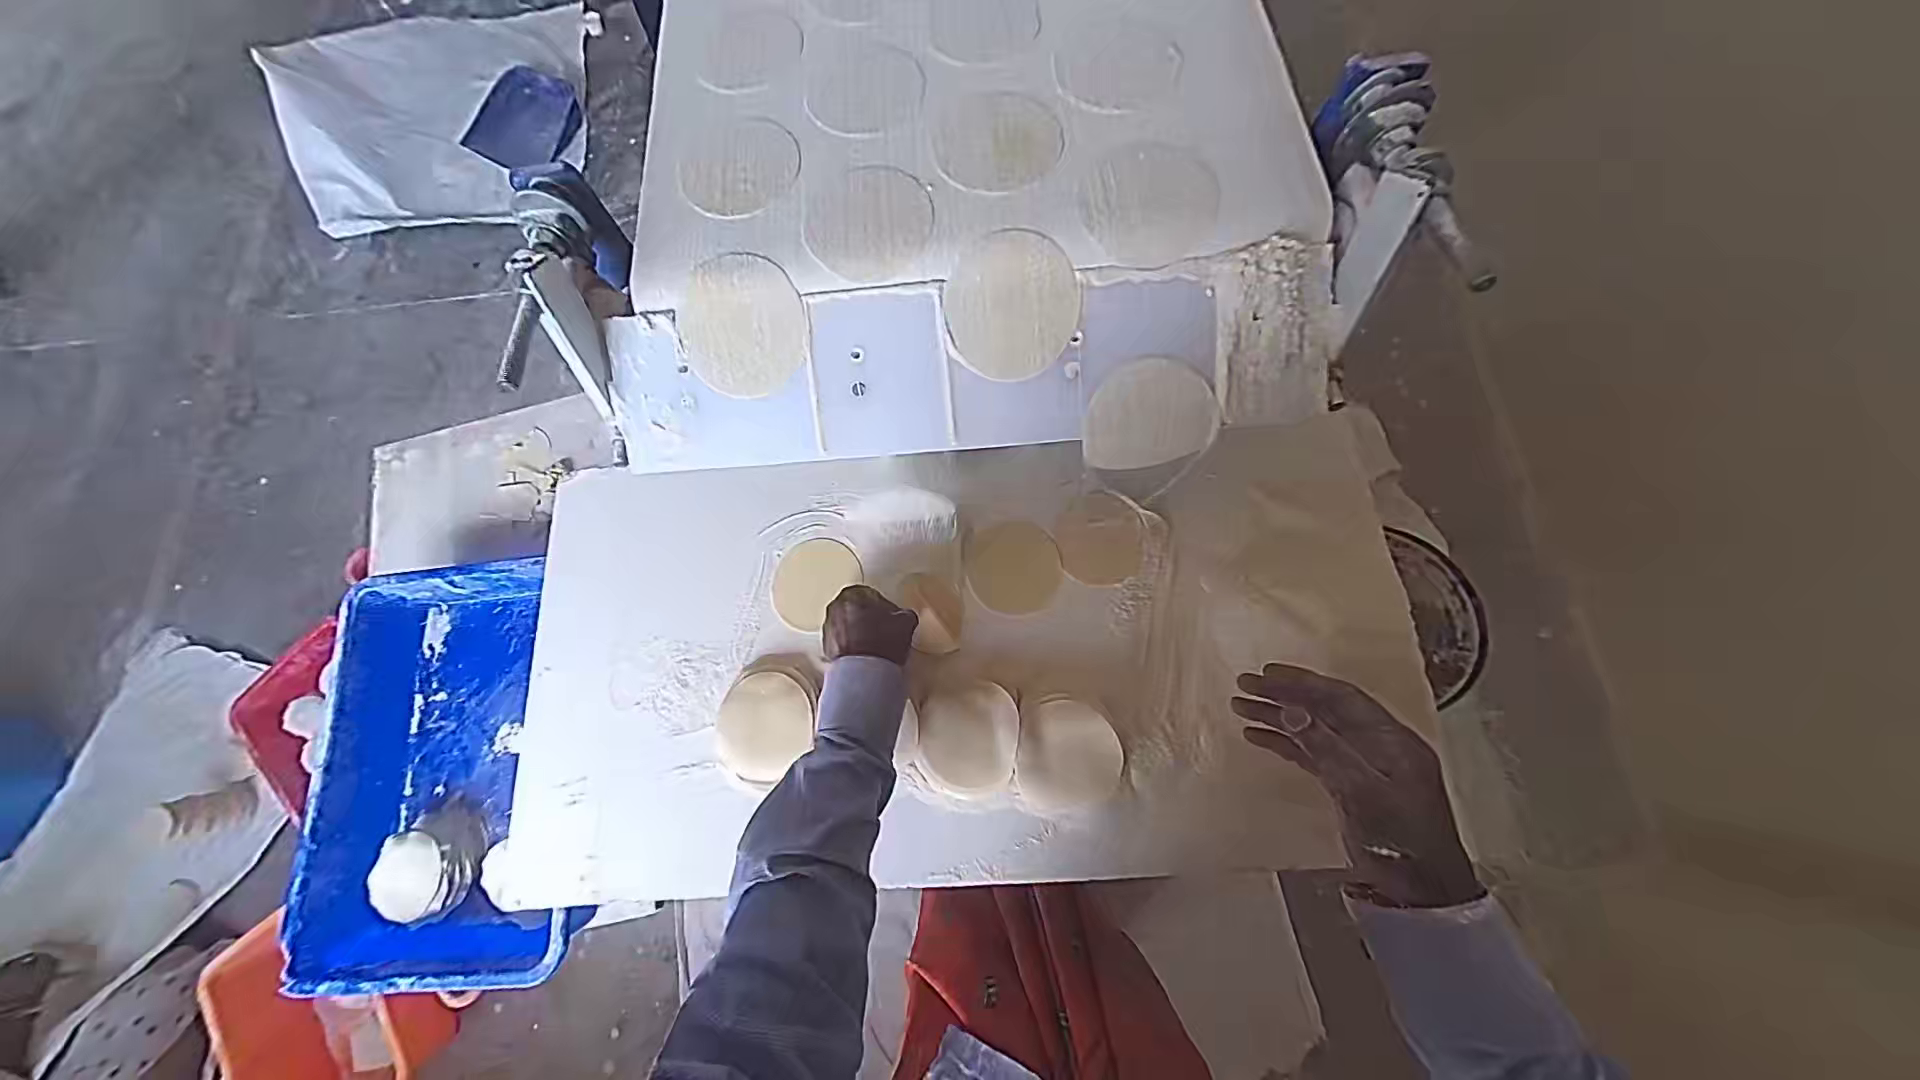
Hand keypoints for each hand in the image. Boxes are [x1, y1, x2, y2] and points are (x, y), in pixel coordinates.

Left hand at [823, 585, 917, 665]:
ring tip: (874, 644)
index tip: (889, 615)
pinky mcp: (825, 647)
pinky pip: (841, 641)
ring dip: (858, 631)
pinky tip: (866, 654)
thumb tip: (904, 617)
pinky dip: (851, 645)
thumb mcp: (905, 621)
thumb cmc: (882, 642)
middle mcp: (835, 607)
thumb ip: (904, 613)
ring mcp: (828, 628)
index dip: (882, 605)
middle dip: (866, 617)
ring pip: (846, 625)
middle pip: (855, 608)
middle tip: (882, 628)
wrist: (865, 672)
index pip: (869, 594)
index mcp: (853, 594)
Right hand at [1234, 663, 1482, 908]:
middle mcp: (1376, 744)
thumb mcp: (1364, 792)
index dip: (1303, 682)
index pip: (1341, 697)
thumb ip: (1328, 749)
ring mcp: (1360, 763)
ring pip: (1313, 729)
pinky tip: (1256, 735)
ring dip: (1277, 716)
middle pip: (1324, 709)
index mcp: (1391, 739)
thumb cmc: (1402, 841)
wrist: (1421, 892)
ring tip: (1240, 706)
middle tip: (1245, 684)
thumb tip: (1292, 712)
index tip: (1266, 675)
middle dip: (1283, 694)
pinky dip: (1283, 742)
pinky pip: (1310, 752)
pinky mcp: (1347, 783)